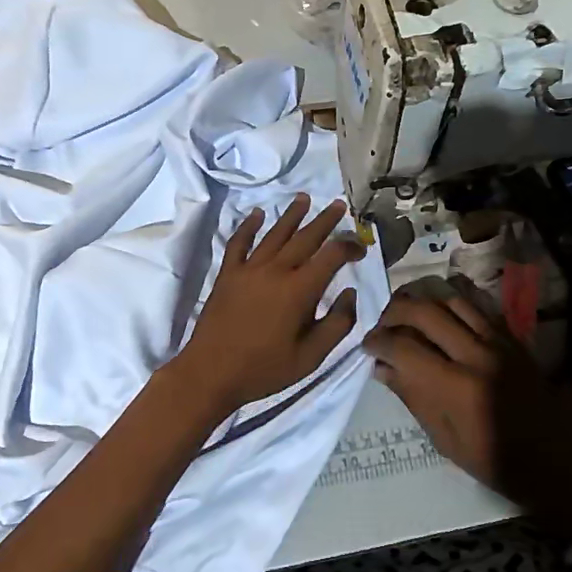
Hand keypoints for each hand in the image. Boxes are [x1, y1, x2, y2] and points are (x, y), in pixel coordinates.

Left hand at [177, 194, 364, 413]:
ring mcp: (249, 269)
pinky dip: (248, 226)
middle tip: (339, 205)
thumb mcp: (311, 356)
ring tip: (305, 198)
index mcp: (299, 290)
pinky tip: (257, 214)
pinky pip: (239, 243)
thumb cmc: (265, 368)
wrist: (211, 373)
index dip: (349, 246)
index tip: (361, 248)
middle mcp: (276, 270)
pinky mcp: (228, 274)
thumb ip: (337, 323)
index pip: (331, 255)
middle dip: (325, 220)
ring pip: (275, 234)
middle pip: (305, 237)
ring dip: (292, 215)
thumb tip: (350, 293)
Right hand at [364, 282, 571, 510]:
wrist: (555, 461)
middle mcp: (476, 354)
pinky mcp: (513, 339)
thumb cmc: (494, 461)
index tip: (367, 344)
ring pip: (452, 300)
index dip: (378, 341)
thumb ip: (413, 396)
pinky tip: (444, 314)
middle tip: (383, 324)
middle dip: (395, 312)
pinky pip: (479, 308)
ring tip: (409, 313)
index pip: (403, 346)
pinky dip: (455, 304)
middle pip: (424, 311)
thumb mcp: (444, 439)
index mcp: (455, 386)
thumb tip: (382, 367)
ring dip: (425, 301)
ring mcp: (498, 342)